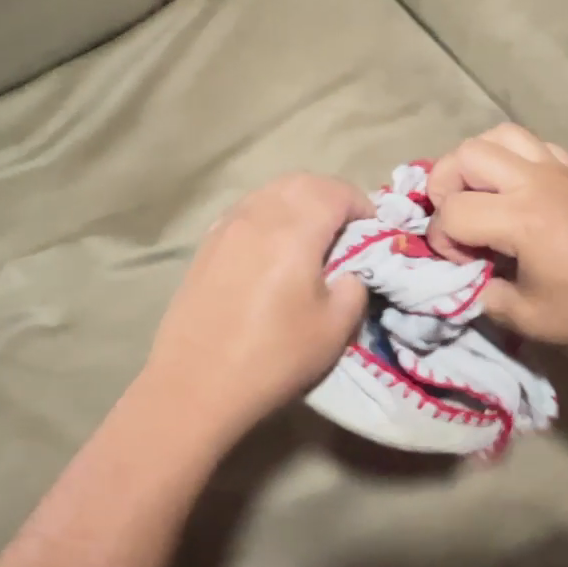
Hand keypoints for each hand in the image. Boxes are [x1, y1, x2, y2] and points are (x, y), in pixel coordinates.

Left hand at [140, 174, 372, 439]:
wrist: (195, 384)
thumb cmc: (272, 357)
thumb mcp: (334, 329)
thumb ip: (353, 288)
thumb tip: (348, 272)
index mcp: (295, 229)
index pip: (335, 192)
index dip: (361, 204)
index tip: (372, 231)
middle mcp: (259, 215)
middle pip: (301, 182)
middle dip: (330, 196)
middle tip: (346, 228)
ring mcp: (227, 226)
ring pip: (270, 191)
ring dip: (298, 201)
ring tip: (311, 235)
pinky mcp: (207, 244)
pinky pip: (246, 210)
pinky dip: (269, 214)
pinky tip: (272, 246)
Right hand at [426, 124, 567, 357]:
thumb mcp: (528, 319)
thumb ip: (482, 293)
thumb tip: (465, 276)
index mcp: (522, 219)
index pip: (453, 211)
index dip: (441, 240)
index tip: (461, 266)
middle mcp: (537, 181)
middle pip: (466, 155)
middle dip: (445, 186)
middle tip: (457, 222)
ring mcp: (560, 169)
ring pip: (499, 135)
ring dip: (476, 162)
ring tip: (480, 197)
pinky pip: (533, 143)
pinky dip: (512, 159)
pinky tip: (518, 193)